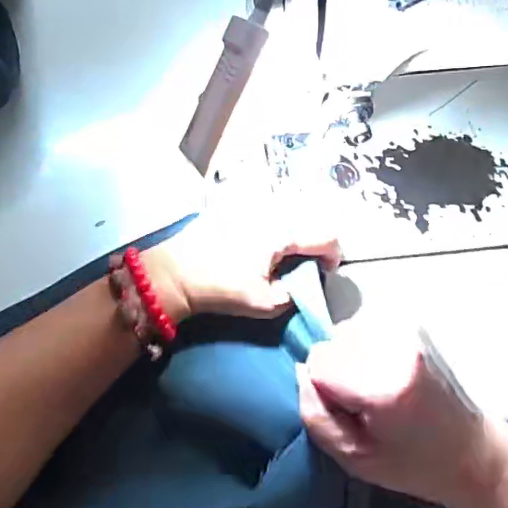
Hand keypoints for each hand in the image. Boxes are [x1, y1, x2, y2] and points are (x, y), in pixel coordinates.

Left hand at [145, 220, 341, 320]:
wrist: (173, 271)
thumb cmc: (221, 287)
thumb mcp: (265, 304)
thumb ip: (294, 296)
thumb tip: (302, 287)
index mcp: (283, 232)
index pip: (327, 235)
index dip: (334, 256)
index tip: (325, 272)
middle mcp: (271, 209)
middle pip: (309, 219)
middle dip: (313, 242)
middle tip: (304, 266)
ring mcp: (251, 203)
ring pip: (287, 211)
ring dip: (293, 232)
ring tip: (280, 256)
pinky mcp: (233, 204)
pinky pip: (266, 210)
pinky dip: (272, 225)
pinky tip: (257, 245)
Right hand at [298, 321, 507, 507]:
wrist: (473, 450)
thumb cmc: (414, 464)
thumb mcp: (356, 459)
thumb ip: (316, 417)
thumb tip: (300, 372)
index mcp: (384, 385)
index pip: (318, 363)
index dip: (325, 391)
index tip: (352, 413)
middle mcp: (396, 347)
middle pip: (332, 343)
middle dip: (338, 370)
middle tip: (368, 403)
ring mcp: (408, 331)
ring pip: (346, 332)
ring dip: (351, 357)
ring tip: (380, 386)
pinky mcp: (414, 325)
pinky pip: (366, 327)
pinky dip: (367, 347)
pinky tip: (388, 371)